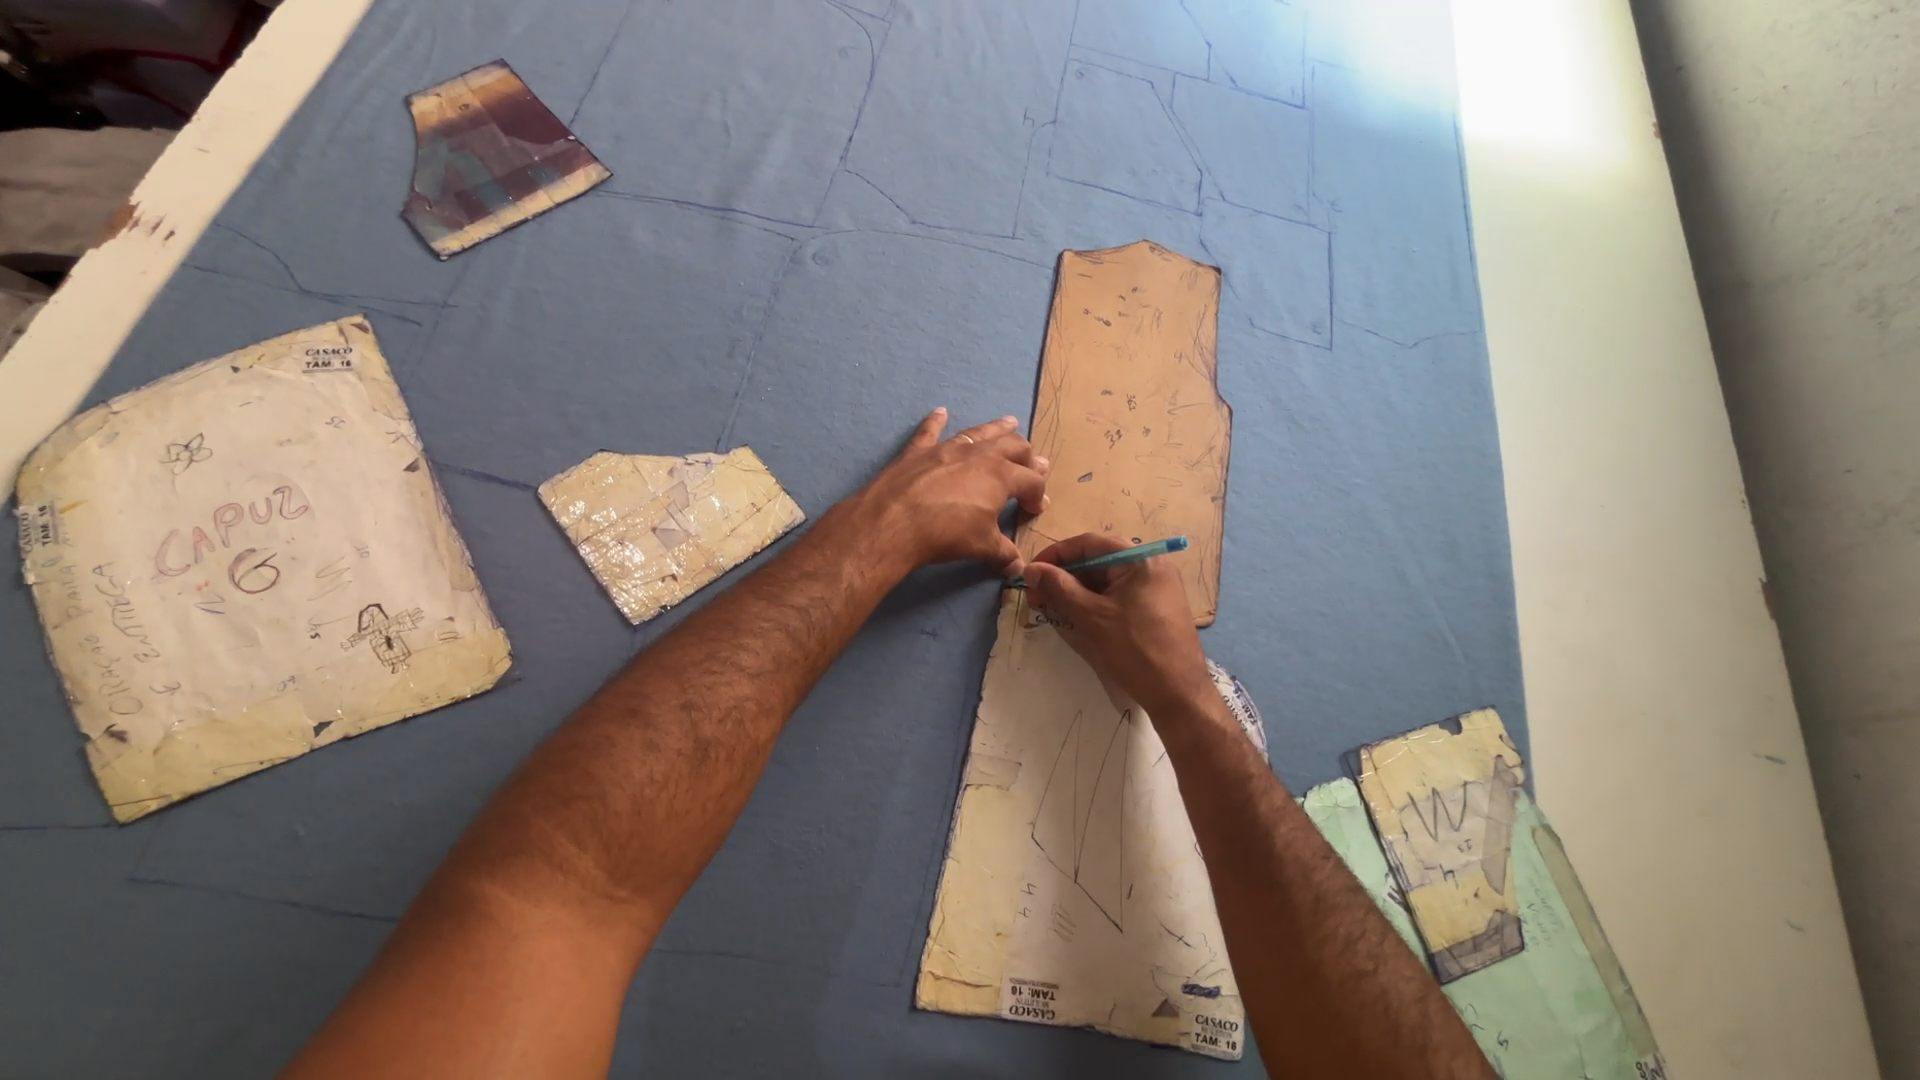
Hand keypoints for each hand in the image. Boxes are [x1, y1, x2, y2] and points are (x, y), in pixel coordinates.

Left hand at [848, 408, 1050, 575]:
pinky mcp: (919, 451)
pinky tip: (940, 413)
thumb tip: (1018, 567)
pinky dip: (936, 421)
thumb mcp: (982, 546)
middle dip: (1027, 456)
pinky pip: (930, 431)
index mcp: (1001, 476)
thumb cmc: (947, 533)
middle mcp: (979, 454)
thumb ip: (1003, 553)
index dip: (1037, 495)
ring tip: (1010, 422)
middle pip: (1012, 447)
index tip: (1036, 508)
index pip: (1031, 481)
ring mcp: (948, 448)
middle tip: (1035, 462)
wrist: (894, 521)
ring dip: (997, 428)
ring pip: (980, 432)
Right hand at [1024, 534, 1214, 717]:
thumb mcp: (1092, 617)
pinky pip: (1117, 596)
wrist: (1179, 694)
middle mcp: (1150, 567)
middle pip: (1097, 561)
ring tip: (1051, 609)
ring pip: (1105, 581)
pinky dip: (1093, 603)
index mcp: (1140, 560)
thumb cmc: (1136, 650)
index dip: (1055, 555)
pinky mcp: (1154, 609)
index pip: (1089, 544)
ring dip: (1075, 592)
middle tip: (1036, 597)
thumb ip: (1059, 588)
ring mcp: (1155, 588)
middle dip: (1063, 577)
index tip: (1031, 573)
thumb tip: (1030, 570)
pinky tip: (1075, 617)